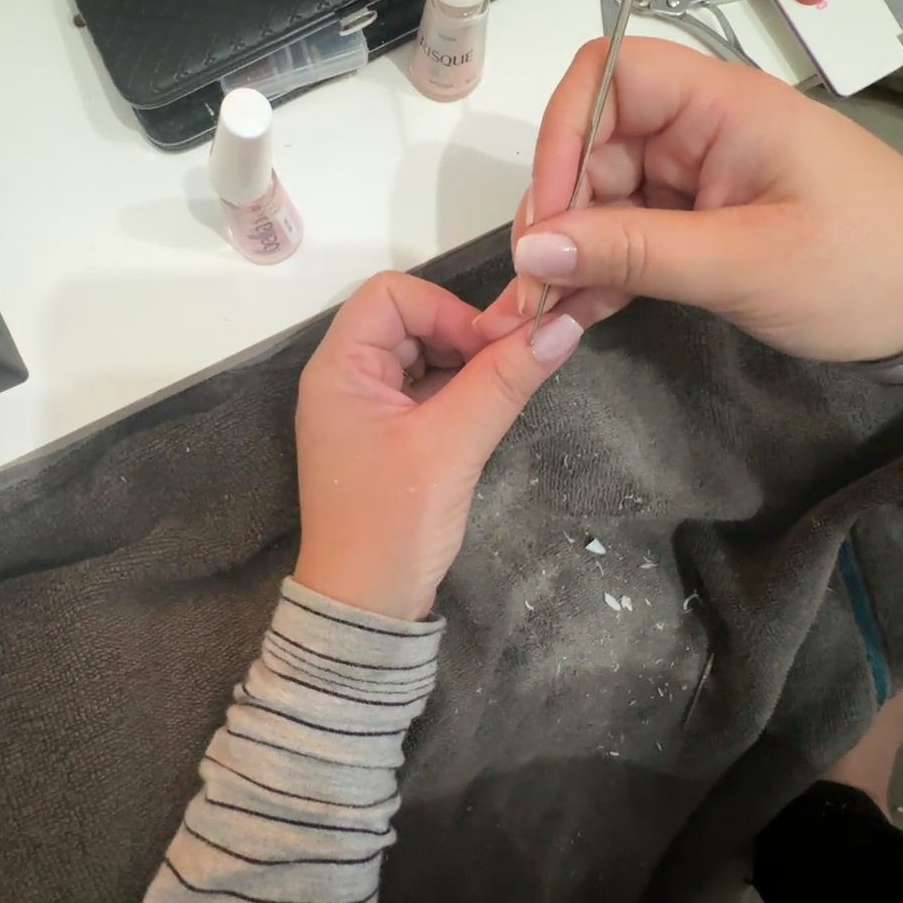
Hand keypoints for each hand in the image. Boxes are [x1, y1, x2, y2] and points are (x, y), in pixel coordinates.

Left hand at [292, 272, 587, 620]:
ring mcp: (365, 406)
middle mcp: (345, 377)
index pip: (391, 294)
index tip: (491, 348)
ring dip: (464, 364)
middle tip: (508, 369)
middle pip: (408, 319)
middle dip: (461, 336)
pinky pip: (425, 388)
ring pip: (422, 354)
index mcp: (339, 368)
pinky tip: (487, 410)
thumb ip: (503, 381)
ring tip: (500, 393)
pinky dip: (458, 390)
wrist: (364, 607)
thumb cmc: (393, 523)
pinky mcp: (386, 433)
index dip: (446, 309)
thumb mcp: (451, 447)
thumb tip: (563, 324)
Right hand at [481, 38, 902, 362]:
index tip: (548, 216)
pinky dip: (596, 273)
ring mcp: (691, 179)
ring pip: (598, 201)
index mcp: (721, 107)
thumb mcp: (740, 263)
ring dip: (568, 255)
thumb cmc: (862, 268)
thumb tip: (530, 247)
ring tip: (544, 312)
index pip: (609, 75)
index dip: (562, 135)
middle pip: (590, 149)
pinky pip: (623, 238)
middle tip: (537, 287)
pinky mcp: (690, 222)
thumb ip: (631, 253)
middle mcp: (696, 131)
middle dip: (557, 216)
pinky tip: (575, 312)